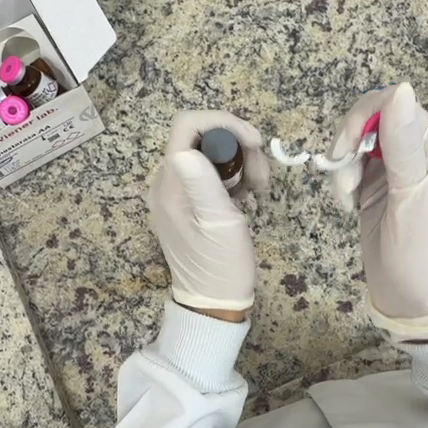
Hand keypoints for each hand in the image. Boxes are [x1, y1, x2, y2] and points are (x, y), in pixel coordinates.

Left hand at [147, 112, 266, 313]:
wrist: (214, 303)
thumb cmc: (221, 266)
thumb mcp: (219, 224)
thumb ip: (203, 183)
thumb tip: (186, 150)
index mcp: (169, 185)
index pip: (187, 126)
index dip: (224, 124)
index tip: (255, 143)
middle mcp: (165, 183)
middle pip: (200, 137)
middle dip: (237, 145)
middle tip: (262, 175)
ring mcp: (175, 193)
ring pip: (208, 153)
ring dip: (239, 161)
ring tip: (259, 188)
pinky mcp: (187, 204)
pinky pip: (208, 173)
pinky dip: (231, 176)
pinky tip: (246, 196)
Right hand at [326, 83, 427, 326]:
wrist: (414, 305)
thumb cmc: (423, 252)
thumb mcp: (412, 195)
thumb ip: (402, 144)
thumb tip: (400, 88)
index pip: (400, 108)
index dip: (369, 116)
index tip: (350, 145)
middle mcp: (414, 160)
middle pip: (374, 123)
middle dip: (350, 143)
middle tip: (345, 177)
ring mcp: (392, 177)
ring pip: (357, 147)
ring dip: (343, 167)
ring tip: (347, 198)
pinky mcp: (373, 195)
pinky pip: (350, 171)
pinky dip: (341, 183)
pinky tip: (346, 207)